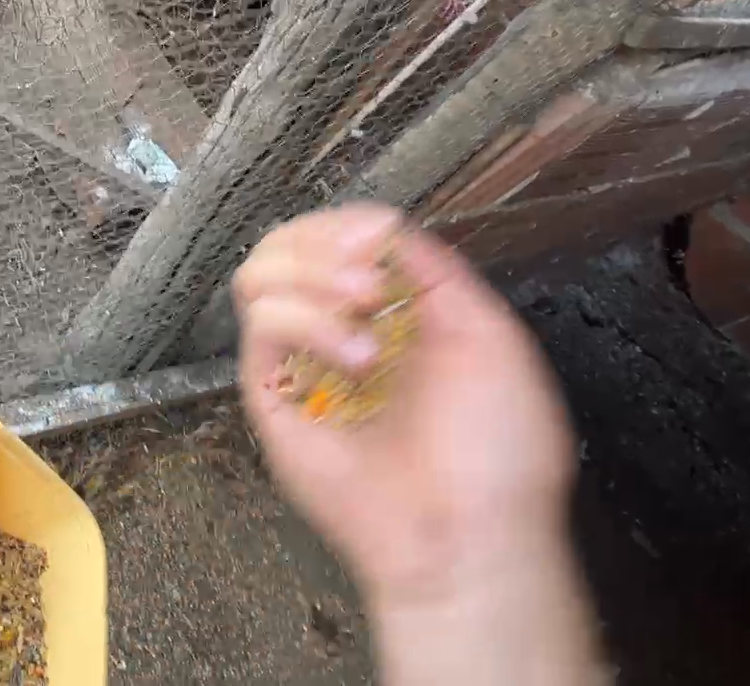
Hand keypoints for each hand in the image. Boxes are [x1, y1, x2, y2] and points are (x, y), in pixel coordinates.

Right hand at [233, 202, 576, 607]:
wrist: (466, 527)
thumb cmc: (492, 445)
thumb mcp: (488, 337)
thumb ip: (433, 270)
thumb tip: (380, 222)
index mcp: (379, 309)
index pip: (331, 238)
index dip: (344, 223)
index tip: (376, 231)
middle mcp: (327, 323)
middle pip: (282, 246)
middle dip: (319, 243)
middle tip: (365, 276)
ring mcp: (293, 355)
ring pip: (257, 274)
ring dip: (310, 276)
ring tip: (362, 311)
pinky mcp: (266, 386)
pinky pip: (260, 323)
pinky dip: (305, 320)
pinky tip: (354, 356)